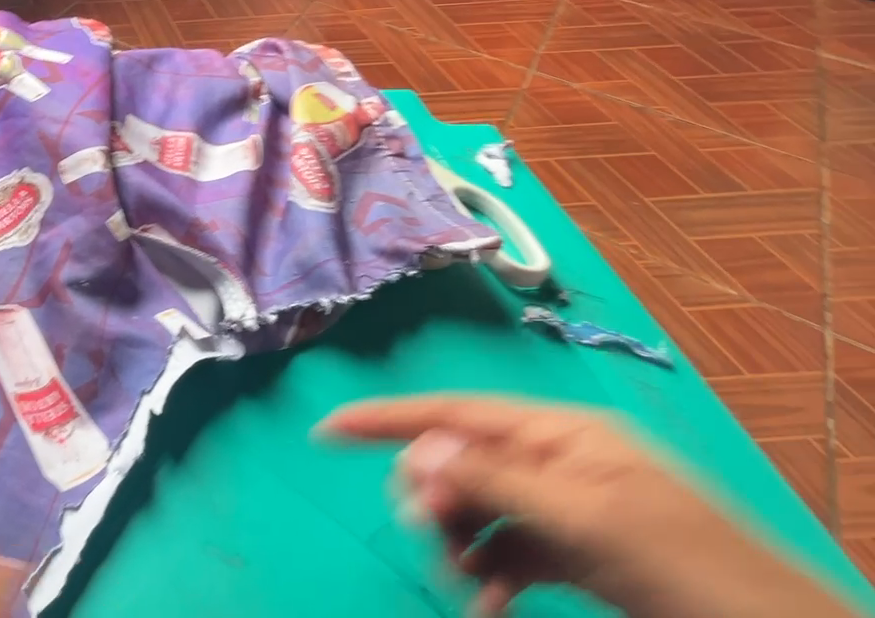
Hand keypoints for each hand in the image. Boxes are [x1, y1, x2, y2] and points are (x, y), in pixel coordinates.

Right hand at [318, 395, 858, 617]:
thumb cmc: (687, 569)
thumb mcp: (585, 519)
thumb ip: (495, 479)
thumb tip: (418, 453)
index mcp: (560, 434)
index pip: (453, 414)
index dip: (386, 420)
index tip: (326, 430)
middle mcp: (557, 459)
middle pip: (462, 464)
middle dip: (434, 500)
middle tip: (424, 538)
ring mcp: (568, 504)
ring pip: (480, 509)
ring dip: (460, 544)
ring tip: (462, 586)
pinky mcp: (578, 548)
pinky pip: (510, 550)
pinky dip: (490, 574)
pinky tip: (486, 606)